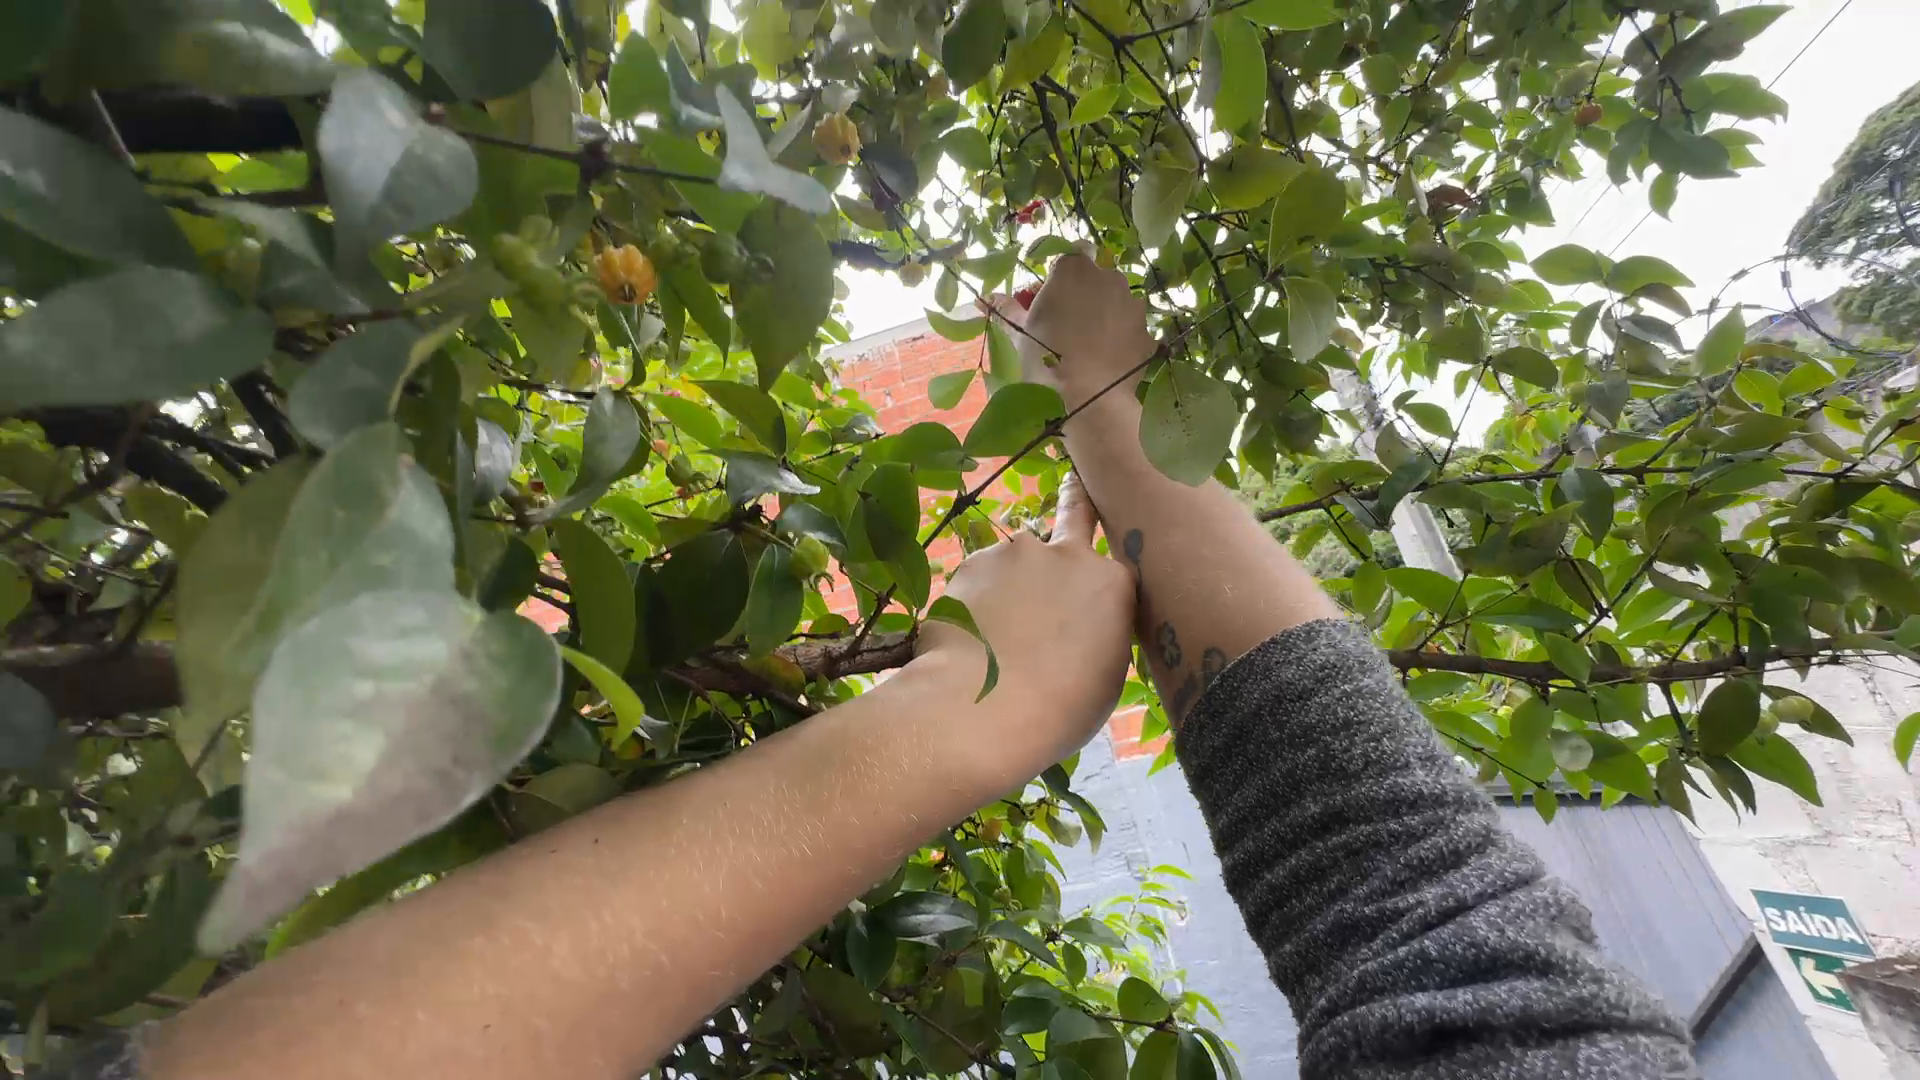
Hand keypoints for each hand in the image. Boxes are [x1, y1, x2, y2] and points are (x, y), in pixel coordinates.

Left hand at [910, 472, 1135, 793]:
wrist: (984, 707)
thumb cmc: (1059, 709)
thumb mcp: (1105, 674)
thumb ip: (1097, 630)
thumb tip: (1079, 626)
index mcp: (1112, 584)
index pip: (1114, 566)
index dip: (1100, 575)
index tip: (1092, 581)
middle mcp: (1068, 555)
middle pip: (1074, 515)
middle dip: (1074, 497)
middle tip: (1071, 480)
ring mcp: (1017, 552)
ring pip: (1017, 561)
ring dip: (1011, 582)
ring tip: (994, 630)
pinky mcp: (973, 561)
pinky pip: (979, 577)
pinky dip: (976, 597)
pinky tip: (969, 631)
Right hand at [984, 252, 1156, 412]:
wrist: (1087, 398)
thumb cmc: (1045, 358)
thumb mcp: (1019, 333)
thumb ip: (1007, 309)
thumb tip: (985, 299)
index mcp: (1074, 270)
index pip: (1070, 256)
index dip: (1061, 277)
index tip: (1052, 298)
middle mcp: (1109, 278)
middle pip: (1097, 278)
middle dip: (1086, 294)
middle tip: (1068, 324)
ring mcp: (1133, 305)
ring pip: (1118, 302)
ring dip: (1107, 315)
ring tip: (1091, 346)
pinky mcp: (1147, 333)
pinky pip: (1131, 331)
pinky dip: (1121, 341)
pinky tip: (1108, 361)